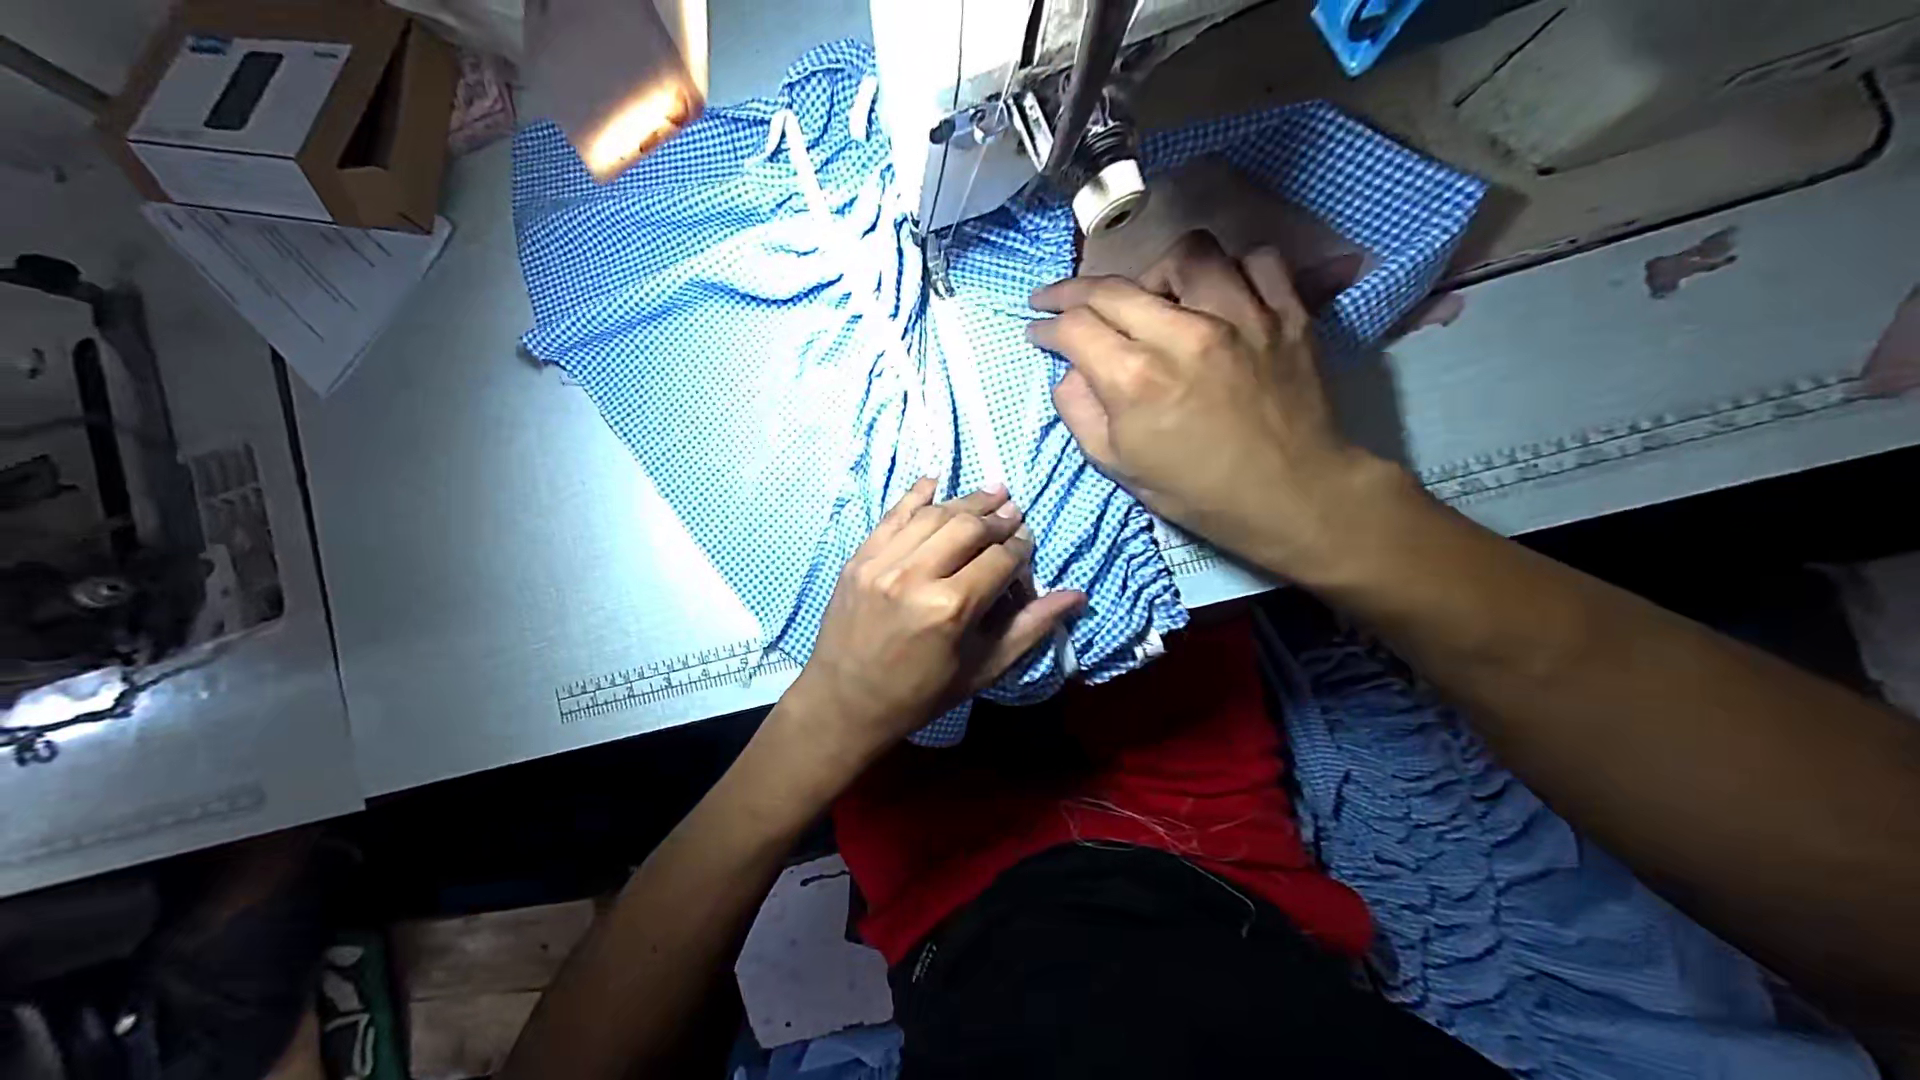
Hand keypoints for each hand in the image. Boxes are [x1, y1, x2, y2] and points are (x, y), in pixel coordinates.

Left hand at [781, 479, 1084, 765]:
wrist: (846, 701)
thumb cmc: (922, 693)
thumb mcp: (983, 668)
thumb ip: (1030, 627)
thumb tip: (1078, 596)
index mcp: (951, 608)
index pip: (1000, 559)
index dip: (1021, 549)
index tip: (1028, 544)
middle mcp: (915, 576)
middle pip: (969, 527)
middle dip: (998, 517)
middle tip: (1014, 511)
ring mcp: (881, 562)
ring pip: (934, 515)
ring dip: (966, 501)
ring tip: (991, 493)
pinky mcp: (858, 558)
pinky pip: (892, 514)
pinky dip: (916, 495)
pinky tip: (936, 481)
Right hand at [1028, 230, 1410, 581]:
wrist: (1291, 496)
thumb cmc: (1196, 491)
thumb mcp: (1117, 466)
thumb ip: (1079, 410)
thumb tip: (1071, 368)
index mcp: (1136, 379)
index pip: (1075, 325)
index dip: (1046, 325)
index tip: (1038, 330)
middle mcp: (1184, 334)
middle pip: (1113, 286)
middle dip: (1073, 292)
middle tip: (1063, 304)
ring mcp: (1242, 316)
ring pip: (1186, 255)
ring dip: (1155, 274)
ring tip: (1154, 299)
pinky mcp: (1288, 313)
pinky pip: (1257, 261)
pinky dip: (1231, 272)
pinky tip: (1219, 297)